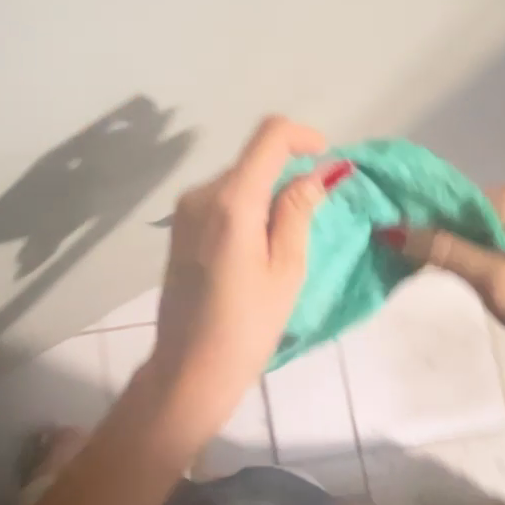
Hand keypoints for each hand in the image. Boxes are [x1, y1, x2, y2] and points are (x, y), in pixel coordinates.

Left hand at [148, 116, 348, 425]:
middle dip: (287, 175)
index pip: (269, 136)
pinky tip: (255, 250)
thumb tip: (314, 173)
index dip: (303, 137)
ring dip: (265, 196)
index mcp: (231, 201)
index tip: (326, 158)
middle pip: (252, 161)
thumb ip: (298, 212)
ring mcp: (184, 211)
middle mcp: (200, 194)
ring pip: (236, 182)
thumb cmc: (247, 326)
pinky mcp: (178, 229)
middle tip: (313, 216)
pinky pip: (219, 202)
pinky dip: (245, 210)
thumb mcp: (286, 269)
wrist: (188, 368)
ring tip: (282, 245)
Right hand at [378, 185, 504, 387]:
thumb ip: (444, 252)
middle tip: (365, 250)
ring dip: (420, 246)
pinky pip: (463, 247)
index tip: (362, 230)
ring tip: (378, 260)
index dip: (401, 211)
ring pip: (449, 231)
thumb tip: (389, 228)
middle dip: (407, 229)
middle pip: (442, 211)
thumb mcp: (497, 282)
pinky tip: (409, 269)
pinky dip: (438, 258)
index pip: (438, 196)